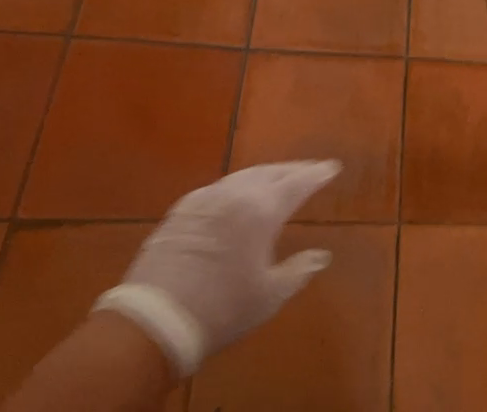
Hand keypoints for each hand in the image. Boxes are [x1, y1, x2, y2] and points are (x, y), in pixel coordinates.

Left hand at [96, 160, 339, 375]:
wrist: (155, 319)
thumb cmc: (222, 308)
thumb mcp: (269, 295)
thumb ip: (299, 271)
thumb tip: (321, 256)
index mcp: (261, 211)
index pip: (297, 183)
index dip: (316, 175)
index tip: (332, 168)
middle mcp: (234, 195)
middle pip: (270, 172)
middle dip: (292, 169)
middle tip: (309, 169)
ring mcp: (204, 200)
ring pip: (242, 176)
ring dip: (264, 174)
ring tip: (277, 178)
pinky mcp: (181, 211)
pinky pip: (217, 189)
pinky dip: (236, 186)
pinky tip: (236, 196)